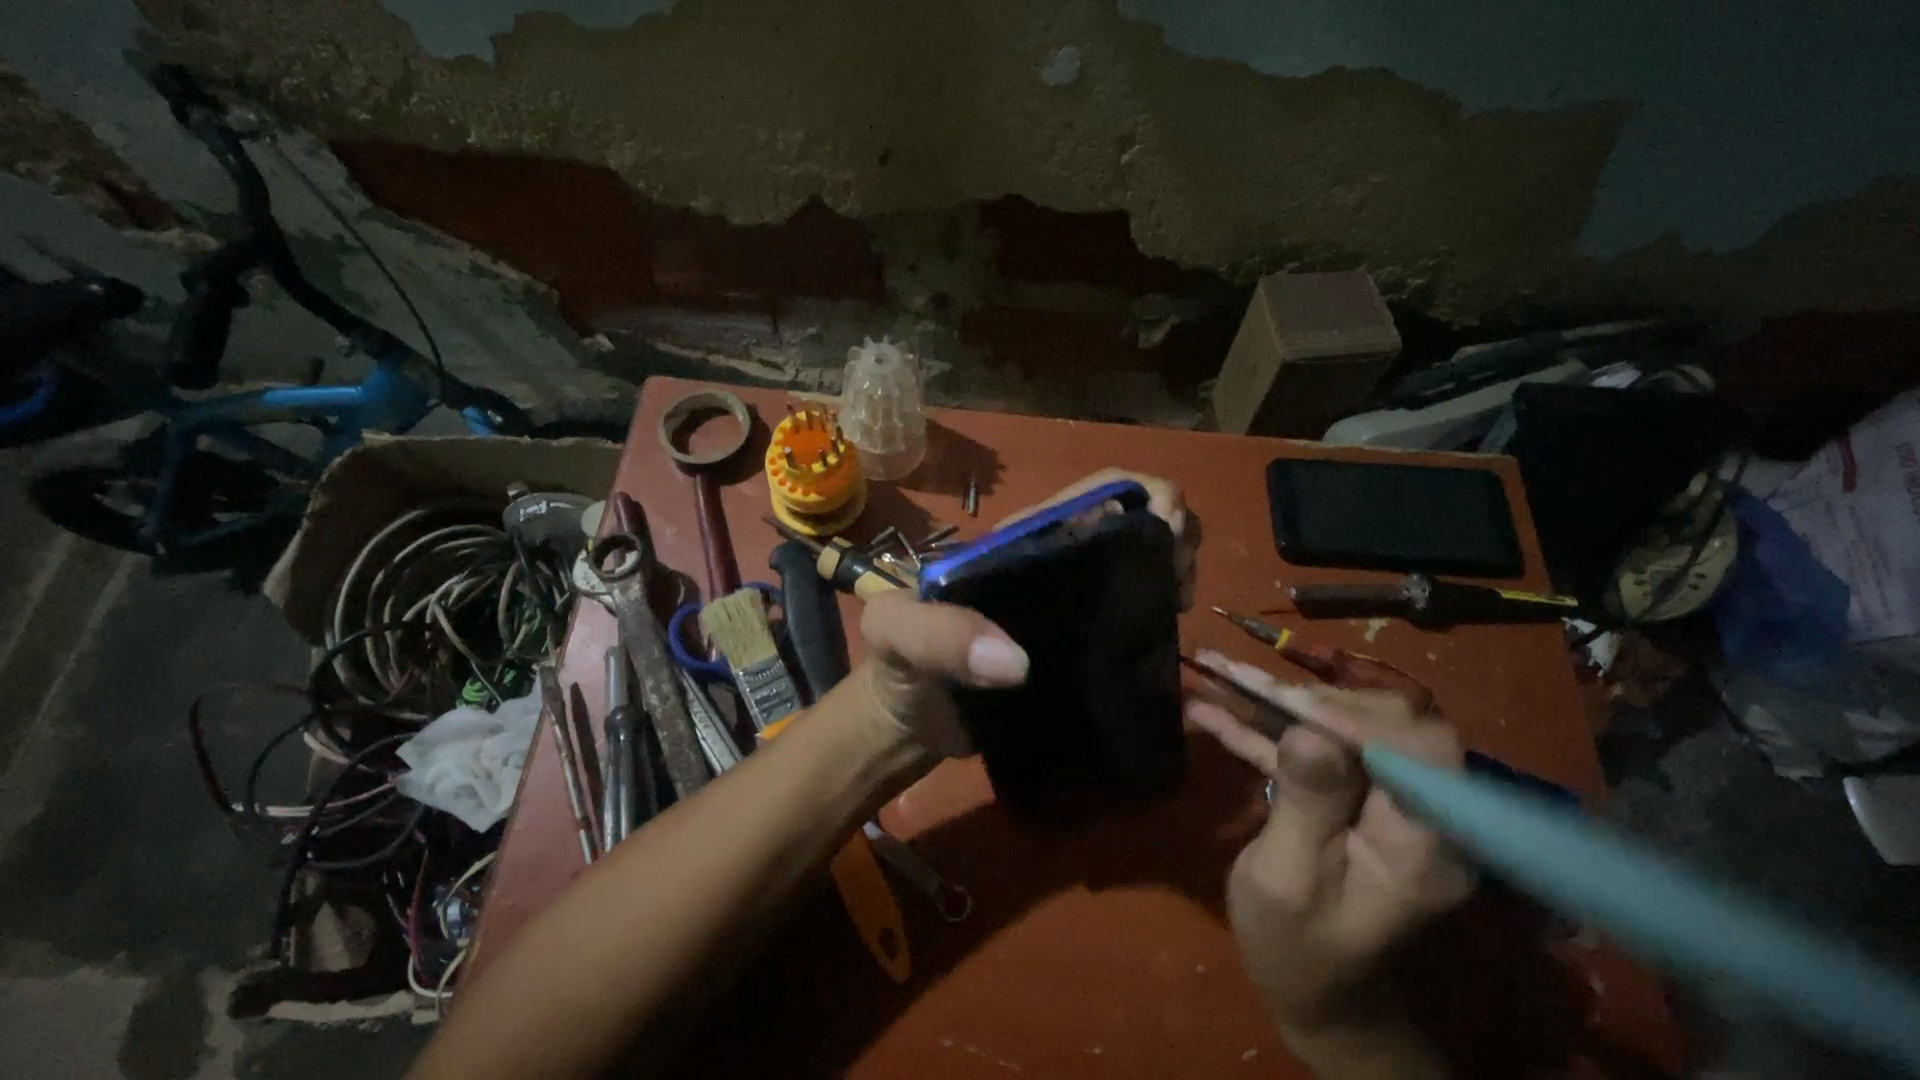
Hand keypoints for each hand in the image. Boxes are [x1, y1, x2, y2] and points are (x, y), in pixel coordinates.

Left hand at [851, 469, 1199, 757]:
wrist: (906, 724)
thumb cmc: (898, 666)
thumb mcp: (899, 638)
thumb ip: (939, 636)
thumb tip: (1015, 661)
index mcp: (1021, 542)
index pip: (1096, 493)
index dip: (1145, 497)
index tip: (1169, 538)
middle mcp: (1054, 564)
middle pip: (1133, 522)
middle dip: (1173, 534)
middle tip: (1177, 586)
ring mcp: (1073, 607)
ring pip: (1140, 568)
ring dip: (1172, 573)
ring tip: (1175, 610)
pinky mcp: (1083, 650)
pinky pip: (1133, 622)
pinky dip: (1159, 619)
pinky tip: (1165, 641)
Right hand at [1186, 651, 1474, 1037]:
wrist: (1311, 990)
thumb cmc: (1295, 950)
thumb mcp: (1288, 882)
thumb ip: (1305, 805)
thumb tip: (1310, 731)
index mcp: (1423, 840)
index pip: (1422, 749)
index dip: (1361, 716)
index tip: (1291, 706)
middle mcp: (1417, 811)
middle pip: (1381, 726)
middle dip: (1311, 699)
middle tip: (1246, 684)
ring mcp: (1382, 803)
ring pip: (1339, 731)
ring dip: (1276, 702)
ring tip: (1215, 669)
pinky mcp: (1347, 798)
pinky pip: (1311, 753)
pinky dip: (1262, 730)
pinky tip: (1210, 709)